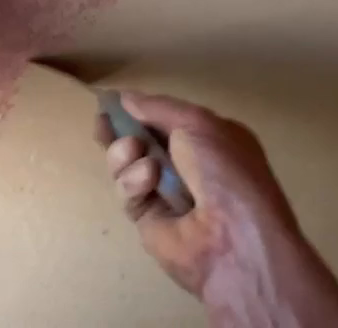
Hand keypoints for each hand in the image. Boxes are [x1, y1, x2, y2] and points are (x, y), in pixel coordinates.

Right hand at [100, 92, 337, 326]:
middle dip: (120, 129)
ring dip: (124, 152)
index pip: (165, 120)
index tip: (113, 102)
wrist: (235, 239)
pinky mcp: (147, 220)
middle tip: (102, 121)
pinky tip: (148, 179)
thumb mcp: (197, 122)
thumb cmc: (225, 170)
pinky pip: (126, 192)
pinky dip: (133, 181)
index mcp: (207, 140)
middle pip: (140, 141)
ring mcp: (165, 194)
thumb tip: (125, 98)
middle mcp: (186, 166)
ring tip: (135, 150)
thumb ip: (158, 107)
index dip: (140, 110)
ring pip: (126, 163)